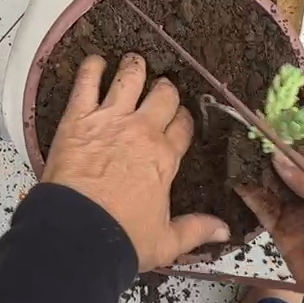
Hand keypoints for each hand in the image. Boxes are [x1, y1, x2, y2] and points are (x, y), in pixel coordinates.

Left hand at [42, 53, 230, 269]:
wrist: (78, 233)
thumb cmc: (122, 239)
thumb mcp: (166, 242)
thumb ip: (196, 230)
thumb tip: (225, 231)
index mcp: (165, 157)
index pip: (183, 125)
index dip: (183, 117)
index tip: (179, 116)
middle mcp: (142, 130)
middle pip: (163, 95)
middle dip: (165, 89)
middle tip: (160, 88)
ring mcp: (110, 118)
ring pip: (130, 78)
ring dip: (135, 67)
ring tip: (134, 61)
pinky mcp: (79, 116)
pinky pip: (87, 81)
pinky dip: (92, 67)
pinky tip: (95, 60)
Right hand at [239, 123, 303, 302]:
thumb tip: (279, 156)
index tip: (286, 106)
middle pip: (297, 157)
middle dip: (278, 139)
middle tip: (252, 120)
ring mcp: (303, 211)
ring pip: (276, 178)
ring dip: (259, 162)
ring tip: (238, 141)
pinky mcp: (286, 235)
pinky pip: (264, 208)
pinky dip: (248, 192)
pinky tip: (235, 176)